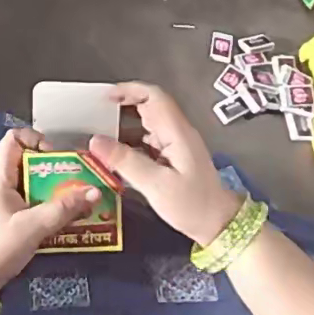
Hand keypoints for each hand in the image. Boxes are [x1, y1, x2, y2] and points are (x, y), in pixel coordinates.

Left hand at [0, 129, 100, 290]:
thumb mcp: (32, 226)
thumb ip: (64, 209)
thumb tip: (95, 191)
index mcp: (0, 177)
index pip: (13, 139)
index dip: (36, 139)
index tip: (57, 156)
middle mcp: (3, 185)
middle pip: (31, 162)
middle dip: (57, 169)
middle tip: (80, 179)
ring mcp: (7, 203)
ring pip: (36, 185)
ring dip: (58, 191)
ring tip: (83, 199)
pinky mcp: (13, 220)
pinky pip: (36, 204)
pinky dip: (53, 207)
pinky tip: (71, 218)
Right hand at [86, 82, 244, 245]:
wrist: (218, 224)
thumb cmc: (191, 204)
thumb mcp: (156, 185)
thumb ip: (125, 161)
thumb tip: (95, 141)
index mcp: (176, 133)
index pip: (154, 97)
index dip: (130, 90)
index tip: (105, 97)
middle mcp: (177, 133)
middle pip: (150, 106)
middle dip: (123, 105)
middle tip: (95, 115)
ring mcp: (176, 144)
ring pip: (147, 123)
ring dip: (124, 125)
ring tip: (99, 135)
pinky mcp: (172, 157)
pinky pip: (148, 140)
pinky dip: (130, 141)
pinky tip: (115, 154)